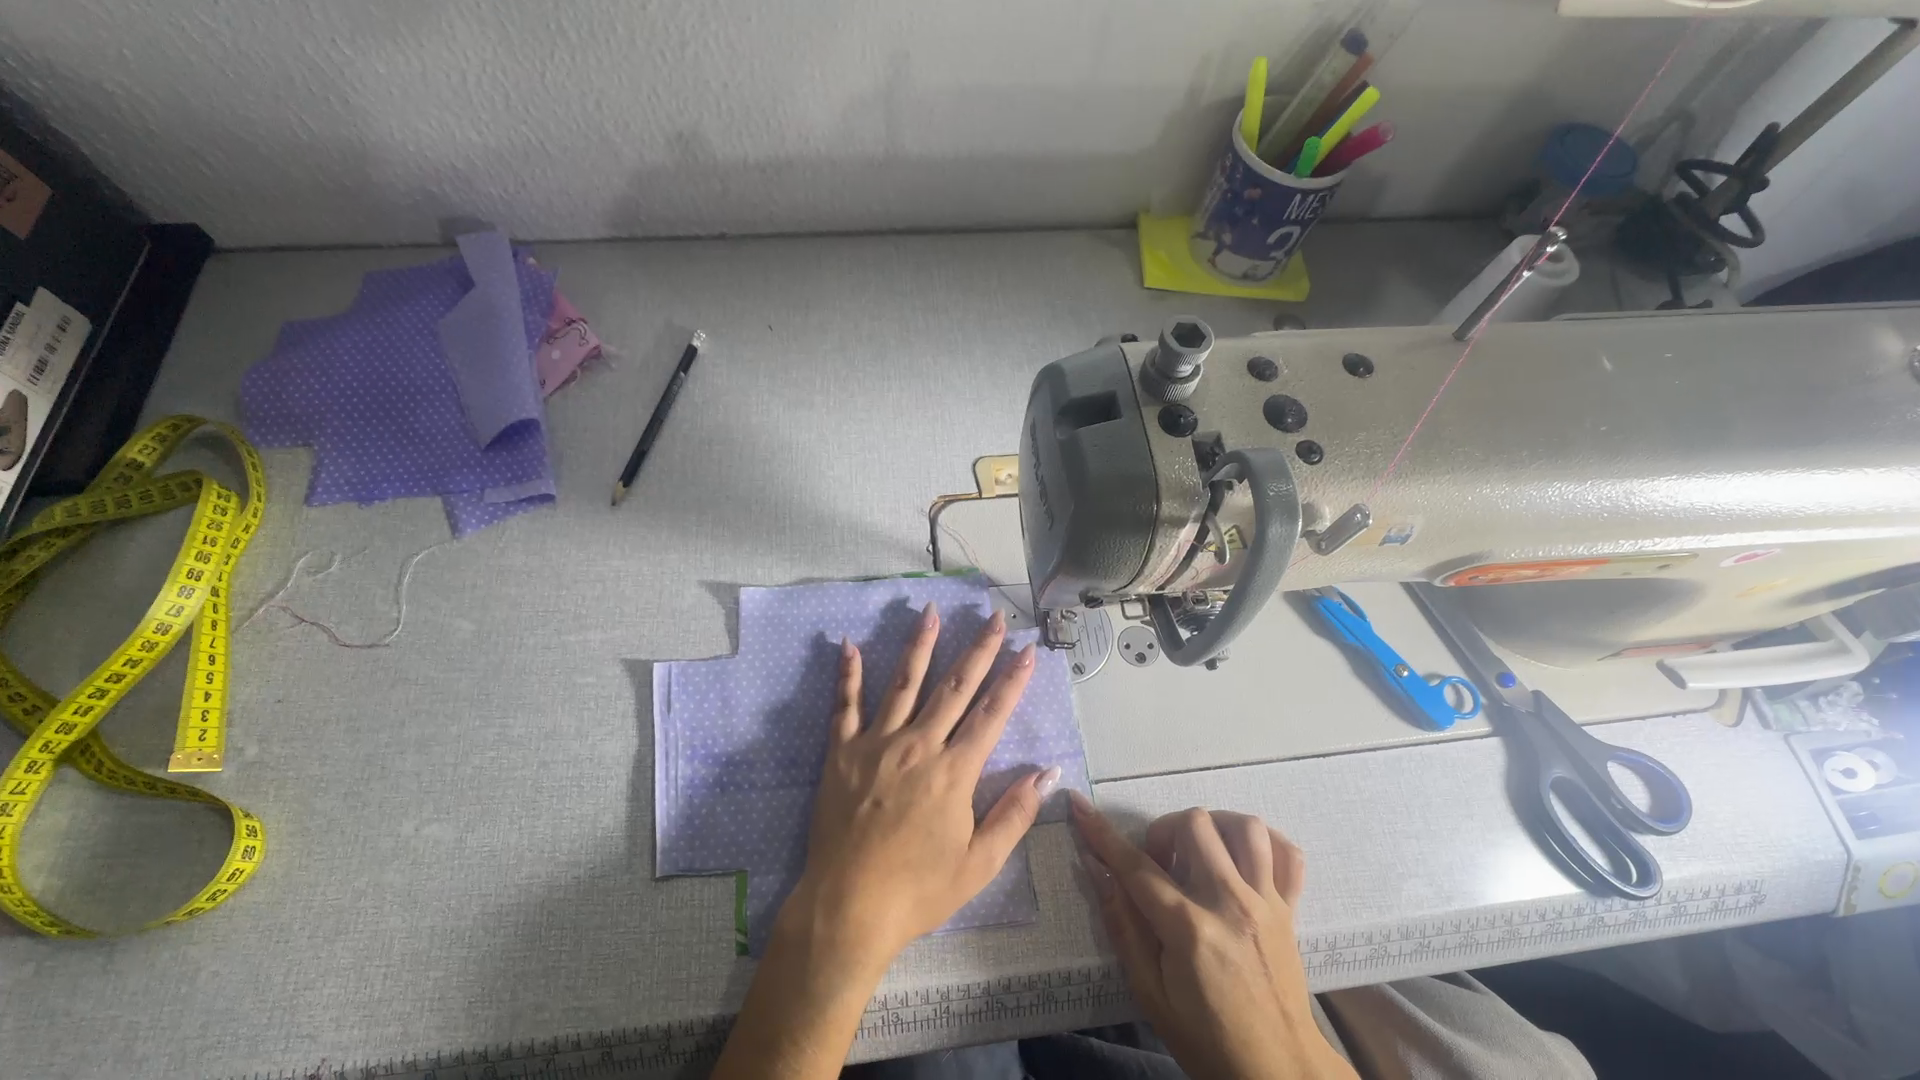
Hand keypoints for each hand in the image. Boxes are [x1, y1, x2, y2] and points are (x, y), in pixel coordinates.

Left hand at [716, 603, 1059, 1079]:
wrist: (848, 906)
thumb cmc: (919, 890)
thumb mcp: (980, 864)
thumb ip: (1014, 814)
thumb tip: (1048, 773)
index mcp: (955, 771)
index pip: (991, 714)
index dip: (1012, 680)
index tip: (1027, 650)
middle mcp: (918, 745)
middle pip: (954, 687)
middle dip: (978, 649)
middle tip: (994, 617)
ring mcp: (876, 745)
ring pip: (902, 684)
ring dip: (920, 646)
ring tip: (931, 612)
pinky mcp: (841, 753)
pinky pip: (844, 706)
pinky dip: (846, 675)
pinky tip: (848, 646)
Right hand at [1072, 798, 1357, 1079]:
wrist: (1276, 1070)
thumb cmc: (1205, 1037)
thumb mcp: (1149, 992)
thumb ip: (1123, 925)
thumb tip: (1096, 870)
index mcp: (1190, 929)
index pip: (1136, 866)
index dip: (1102, 833)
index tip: (1080, 806)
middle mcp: (1232, 903)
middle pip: (1195, 825)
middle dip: (1163, 831)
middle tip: (1157, 865)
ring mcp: (1267, 903)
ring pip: (1244, 827)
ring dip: (1214, 827)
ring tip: (1198, 855)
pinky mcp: (1291, 909)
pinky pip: (1287, 852)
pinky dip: (1264, 842)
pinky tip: (1241, 857)